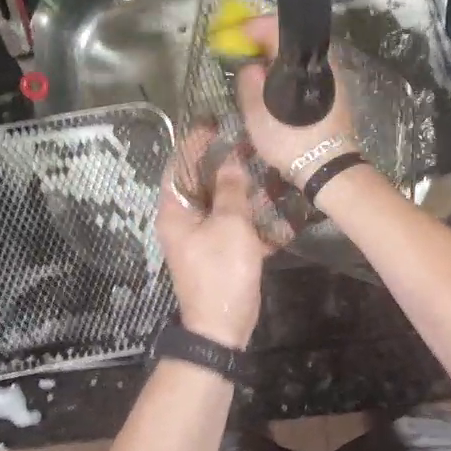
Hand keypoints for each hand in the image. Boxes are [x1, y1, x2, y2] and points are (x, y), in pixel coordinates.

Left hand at [156, 126, 273, 348]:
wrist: (221, 328)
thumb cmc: (221, 273)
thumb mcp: (230, 226)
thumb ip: (231, 190)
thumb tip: (231, 160)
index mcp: (175, 211)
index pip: (180, 165)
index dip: (195, 142)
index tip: (215, 121)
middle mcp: (183, 221)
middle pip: (201, 182)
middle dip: (224, 163)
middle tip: (249, 142)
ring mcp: (201, 238)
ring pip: (220, 204)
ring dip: (242, 189)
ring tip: (266, 169)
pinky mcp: (219, 254)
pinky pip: (233, 226)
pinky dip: (251, 217)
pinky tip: (276, 208)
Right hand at [231, 16, 359, 188]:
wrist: (327, 169)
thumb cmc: (290, 140)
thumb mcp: (257, 113)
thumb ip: (248, 82)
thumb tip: (249, 66)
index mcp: (303, 61)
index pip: (277, 28)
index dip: (252, 28)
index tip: (234, 35)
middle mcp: (323, 63)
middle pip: (291, 43)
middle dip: (264, 44)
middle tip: (243, 52)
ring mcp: (334, 80)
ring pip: (300, 60)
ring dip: (277, 62)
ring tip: (256, 71)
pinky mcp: (337, 96)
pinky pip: (308, 75)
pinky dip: (290, 75)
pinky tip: (277, 90)